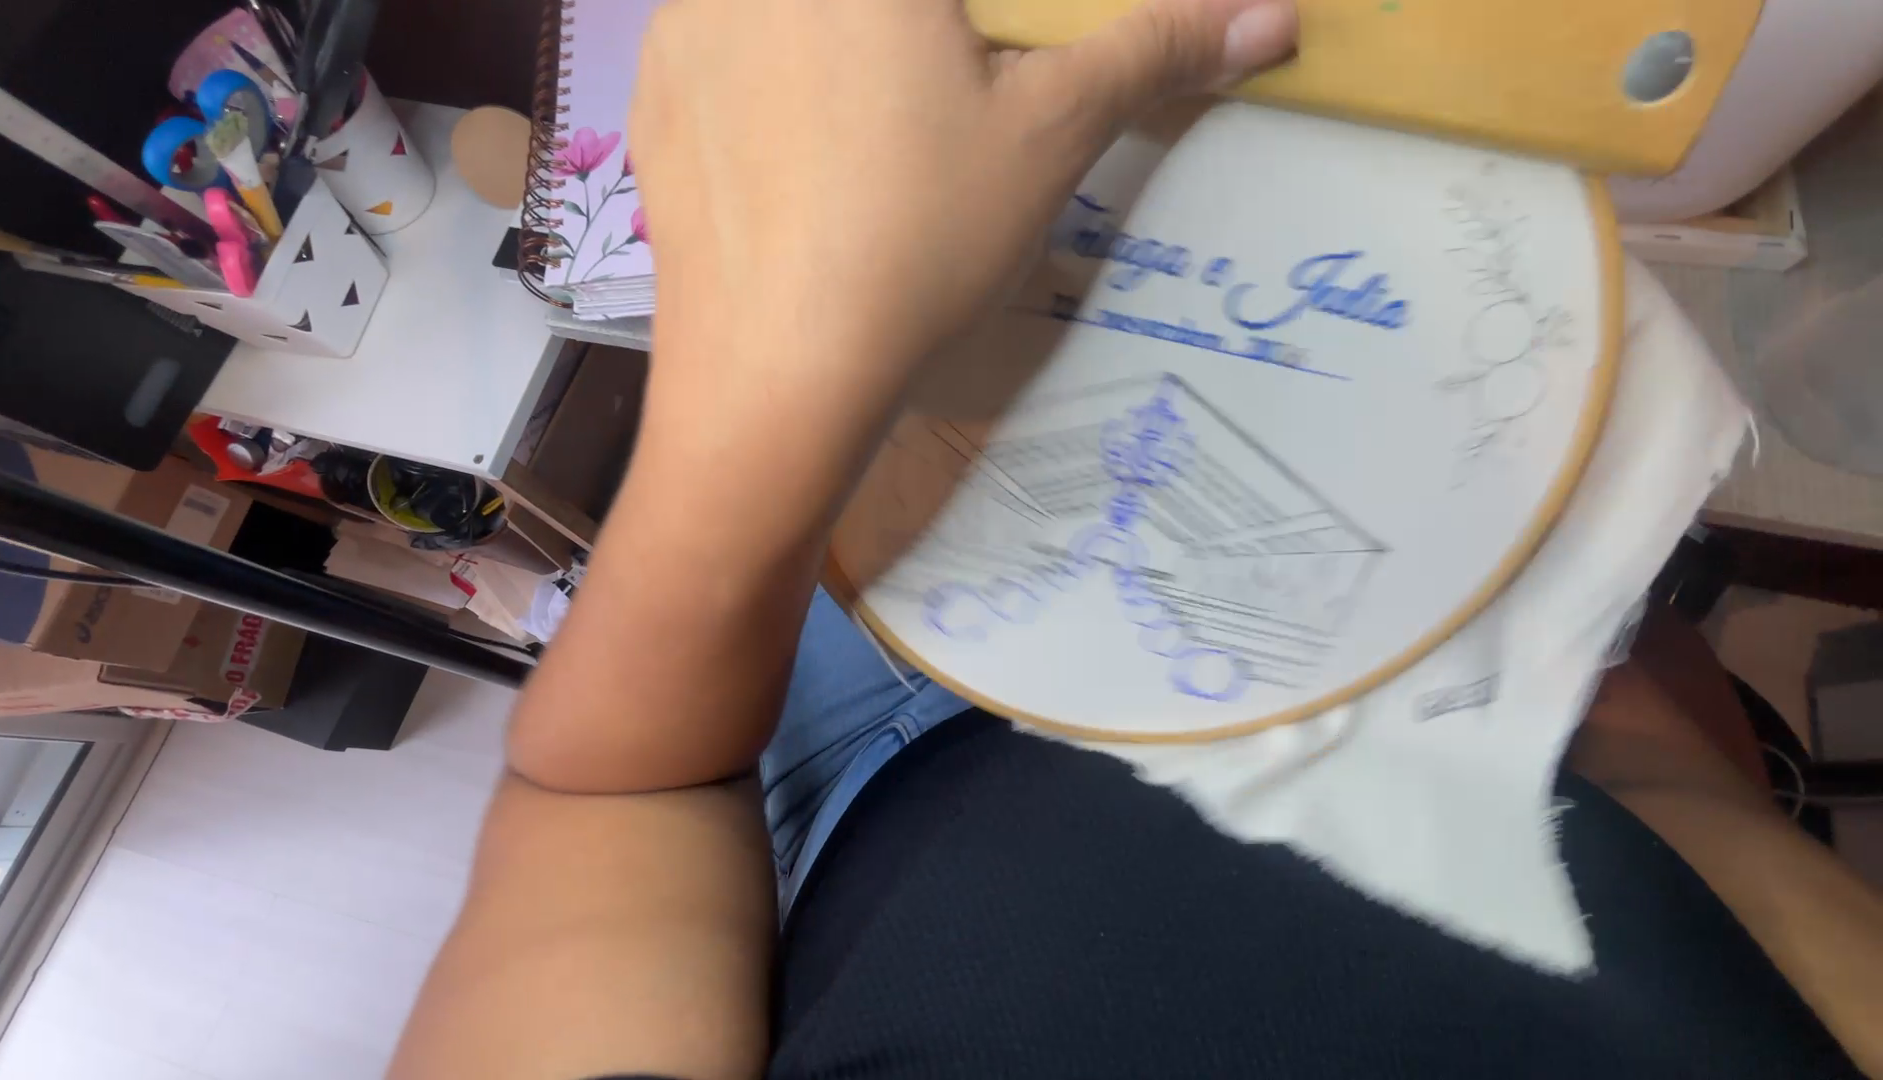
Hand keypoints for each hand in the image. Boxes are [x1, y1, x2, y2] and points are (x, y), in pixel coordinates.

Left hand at [630, 0, 1297, 442]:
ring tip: (867, 144)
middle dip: (927, 36)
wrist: (780, 380)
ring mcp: (685, 21)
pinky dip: (769, 86)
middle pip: (875, 3)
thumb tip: (1272, 17)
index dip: (993, 29)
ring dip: (842, 52)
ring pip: (792, 17)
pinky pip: (724, 52)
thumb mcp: (1048, 140)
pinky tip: (801, 167)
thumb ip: (1153, 50)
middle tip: (933, 107)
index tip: (990, 74)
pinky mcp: (654, 99)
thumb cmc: (920, 245)